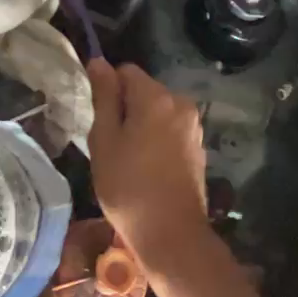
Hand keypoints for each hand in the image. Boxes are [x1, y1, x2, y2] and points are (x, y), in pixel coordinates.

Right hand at [86, 59, 209, 271]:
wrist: (171, 234)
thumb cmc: (128, 187)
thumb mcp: (104, 140)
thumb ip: (103, 97)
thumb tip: (99, 62)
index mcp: (156, 97)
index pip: (126, 71)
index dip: (108, 90)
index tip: (99, 120)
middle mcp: (180, 103)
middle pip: (144, 90)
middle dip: (125, 108)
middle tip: (110, 145)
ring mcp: (193, 126)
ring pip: (158, 111)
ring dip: (141, 125)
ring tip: (128, 160)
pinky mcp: (198, 147)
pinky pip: (171, 130)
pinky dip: (157, 140)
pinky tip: (147, 169)